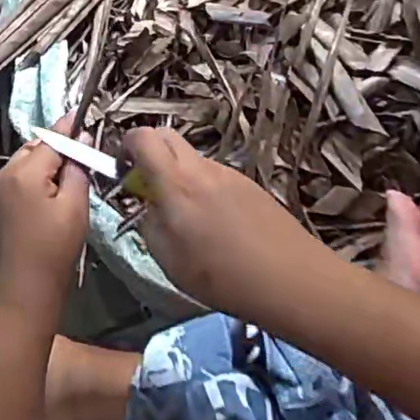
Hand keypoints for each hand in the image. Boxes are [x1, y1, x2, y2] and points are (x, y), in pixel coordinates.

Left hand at [0, 121, 89, 322]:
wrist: (19, 297)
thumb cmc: (53, 252)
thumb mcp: (74, 209)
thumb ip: (77, 171)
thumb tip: (80, 143)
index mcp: (23, 171)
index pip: (51, 140)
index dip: (68, 128)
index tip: (80, 114)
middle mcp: (3, 175)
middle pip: (34, 149)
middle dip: (56, 146)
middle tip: (81, 148)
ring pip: (23, 165)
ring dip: (43, 163)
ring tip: (68, 169)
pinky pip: (16, 182)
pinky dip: (33, 180)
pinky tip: (48, 193)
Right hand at [124, 127, 339, 316]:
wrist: (296, 283)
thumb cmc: (224, 277)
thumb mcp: (169, 260)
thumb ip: (149, 225)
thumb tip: (148, 207)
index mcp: (175, 183)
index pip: (142, 137)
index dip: (125, 146)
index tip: (123, 171)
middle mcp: (201, 168)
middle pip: (165, 136)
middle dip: (149, 152)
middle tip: (148, 186)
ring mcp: (229, 174)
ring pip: (191, 157)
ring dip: (177, 172)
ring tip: (187, 215)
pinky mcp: (250, 185)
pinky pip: (214, 174)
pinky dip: (203, 187)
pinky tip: (217, 225)